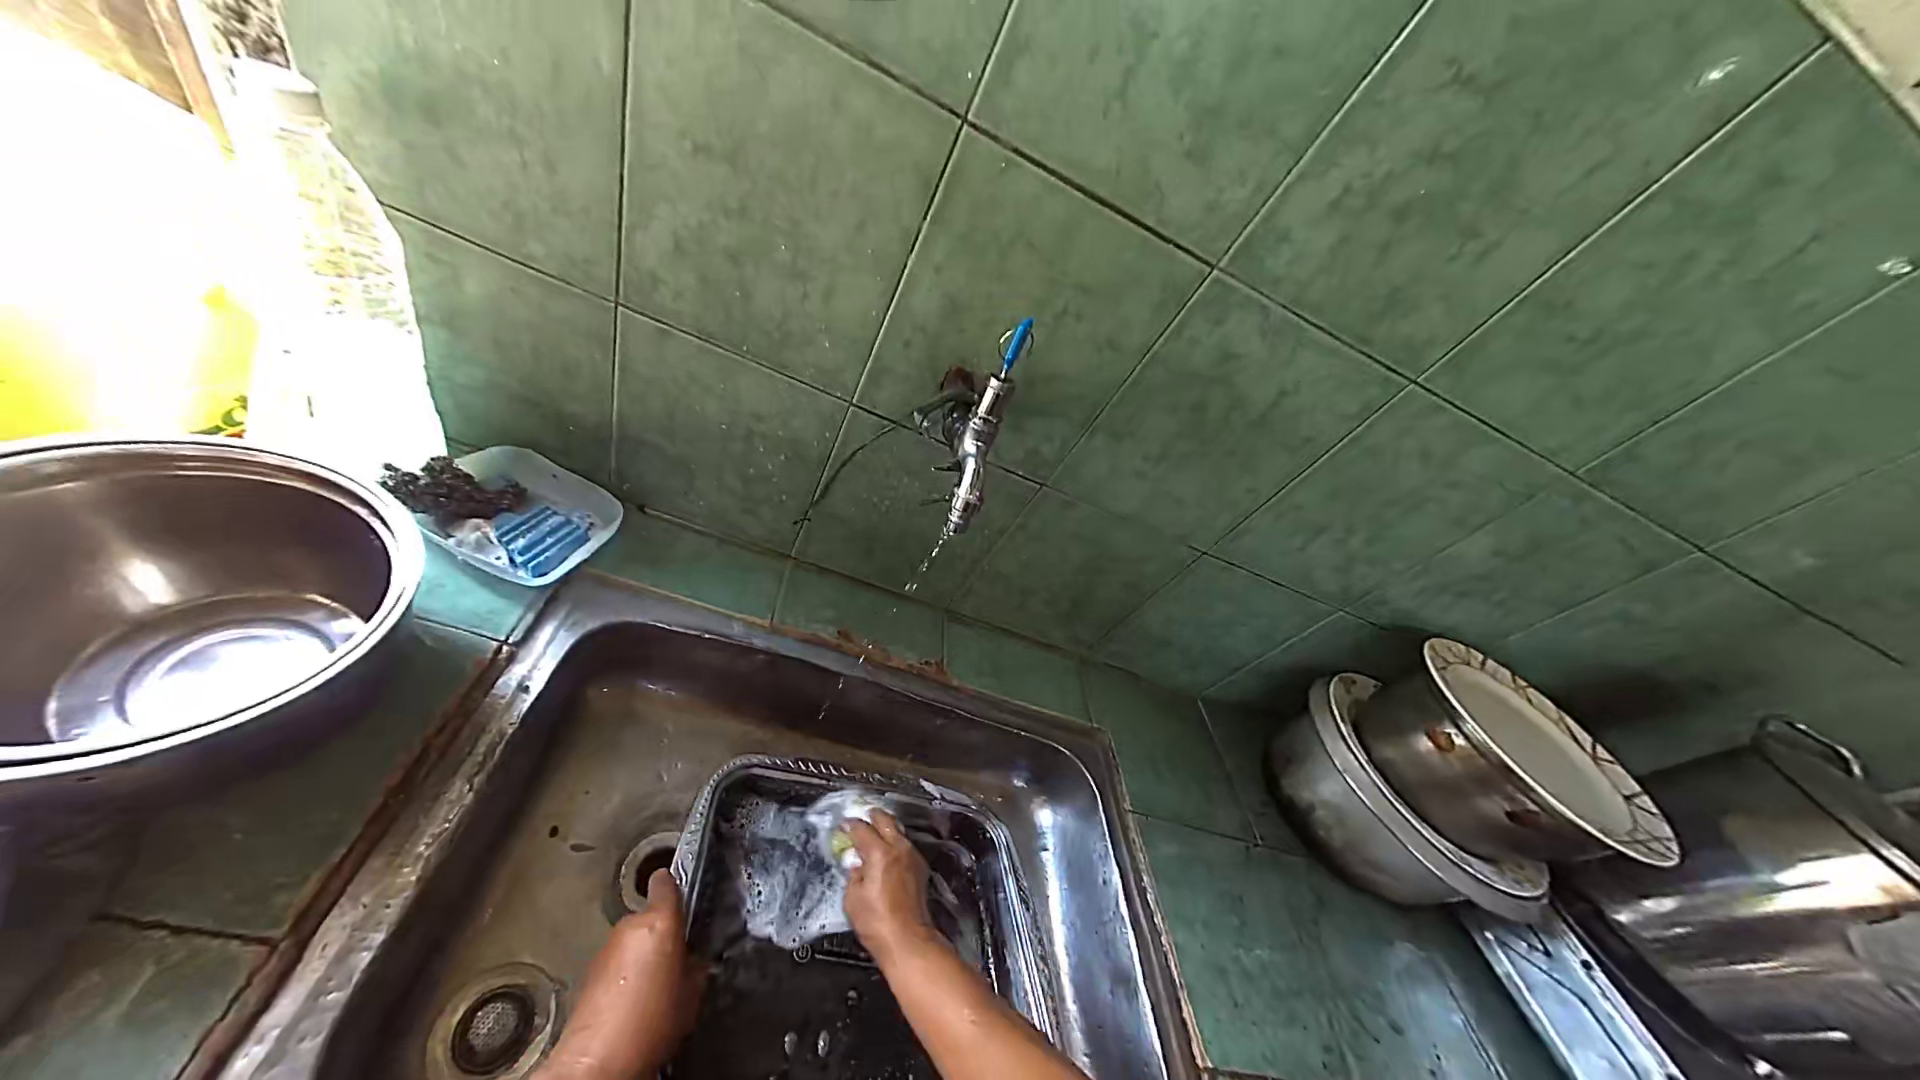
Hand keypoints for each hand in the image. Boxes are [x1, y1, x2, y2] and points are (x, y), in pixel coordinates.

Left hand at [537, 869, 705, 1079]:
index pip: (665, 883)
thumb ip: (696, 964)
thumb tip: (694, 959)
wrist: (595, 1064)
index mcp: (659, 923)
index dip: (674, 884)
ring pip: (633, 940)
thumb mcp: (692, 993)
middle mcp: (630, 927)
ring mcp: (605, 949)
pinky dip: (626, 973)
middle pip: (650, 917)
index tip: (682, 891)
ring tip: (655, 984)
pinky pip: (617, 961)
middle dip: (662, 933)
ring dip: (643, 954)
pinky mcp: (589, 973)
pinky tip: (634, 1000)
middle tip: (676, 958)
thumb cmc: (650, 1024)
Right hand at [843, 811, 940, 962]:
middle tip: (863, 817)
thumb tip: (856, 864)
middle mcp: (899, 849)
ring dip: (886, 828)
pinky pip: (906, 847)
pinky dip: (895, 844)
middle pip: (886, 820)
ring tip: (875, 834)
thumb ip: (853, 874)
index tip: (843, 825)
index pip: (862, 829)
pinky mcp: (920, 868)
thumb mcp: (852, 897)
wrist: (908, 939)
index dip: (850, 825)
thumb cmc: (877, 922)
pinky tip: (888, 853)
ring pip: (898, 832)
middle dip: (873, 816)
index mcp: (879, 853)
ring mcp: (913, 857)